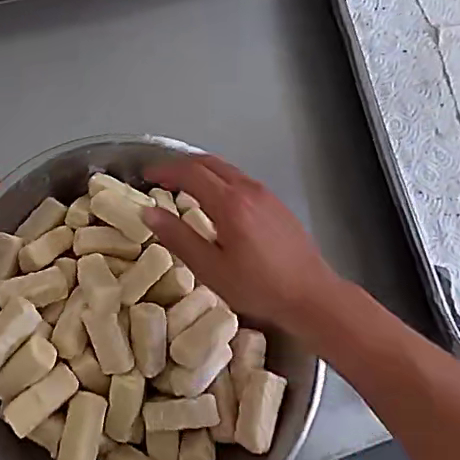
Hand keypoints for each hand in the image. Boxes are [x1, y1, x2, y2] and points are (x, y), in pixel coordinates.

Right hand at [141, 155, 345, 334]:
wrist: (311, 296)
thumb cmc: (259, 287)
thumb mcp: (210, 268)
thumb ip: (178, 237)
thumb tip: (150, 213)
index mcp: (230, 202)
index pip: (191, 172)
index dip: (166, 170)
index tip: (148, 176)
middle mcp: (249, 190)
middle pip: (209, 163)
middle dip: (181, 166)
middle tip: (162, 178)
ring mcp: (266, 195)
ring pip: (227, 170)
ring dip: (202, 172)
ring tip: (183, 189)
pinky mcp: (277, 205)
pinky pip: (241, 181)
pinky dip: (220, 181)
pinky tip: (216, 204)